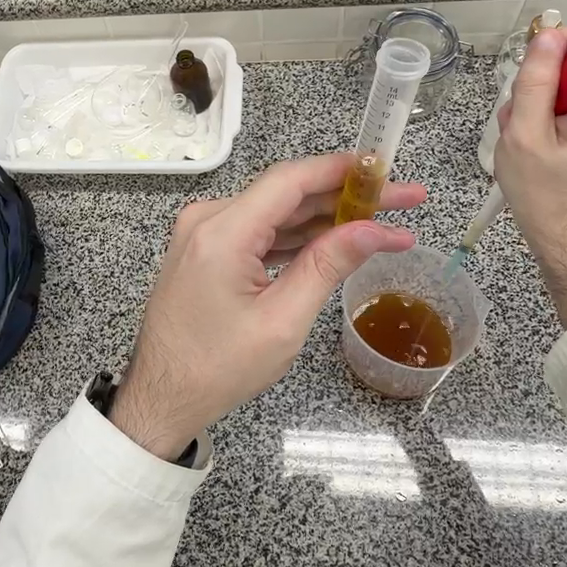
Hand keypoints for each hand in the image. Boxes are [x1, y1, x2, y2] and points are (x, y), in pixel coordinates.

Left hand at [110, 155, 424, 458]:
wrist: (162, 396)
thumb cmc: (218, 368)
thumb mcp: (283, 321)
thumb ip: (329, 266)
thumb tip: (376, 230)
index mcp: (222, 232)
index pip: (290, 180)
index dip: (343, 170)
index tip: (387, 170)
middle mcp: (208, 219)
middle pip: (287, 194)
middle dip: (347, 197)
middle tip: (404, 200)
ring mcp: (203, 233)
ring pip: (275, 212)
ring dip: (326, 218)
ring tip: (381, 224)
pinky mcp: (206, 250)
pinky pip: (258, 231)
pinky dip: (297, 237)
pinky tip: (336, 242)